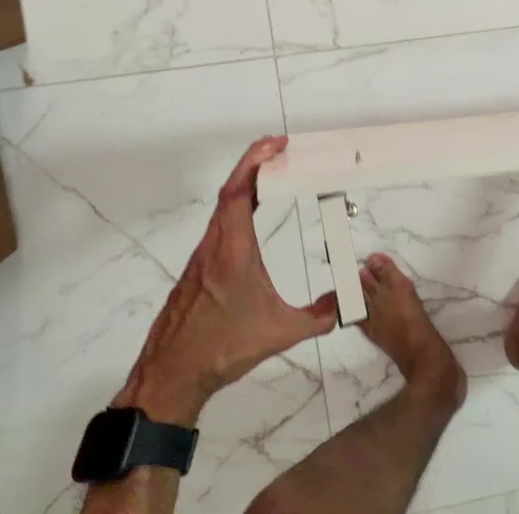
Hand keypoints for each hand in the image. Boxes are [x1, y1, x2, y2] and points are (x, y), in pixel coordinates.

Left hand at [114, 136, 338, 425]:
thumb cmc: (224, 347)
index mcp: (233, 250)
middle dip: (255, 164)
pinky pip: (219, 226)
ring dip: (245, 186)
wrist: (171, 375)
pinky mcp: (197, 271)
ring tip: (273, 176)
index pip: (239, 192)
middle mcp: (215, 246)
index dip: (255, 162)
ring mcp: (202, 257)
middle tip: (282, 150)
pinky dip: (237, 208)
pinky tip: (252, 215)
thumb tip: (346, 303)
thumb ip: (319, 316)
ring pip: (222, 209)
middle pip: (230, 191)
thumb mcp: (281, 332)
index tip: (277, 144)